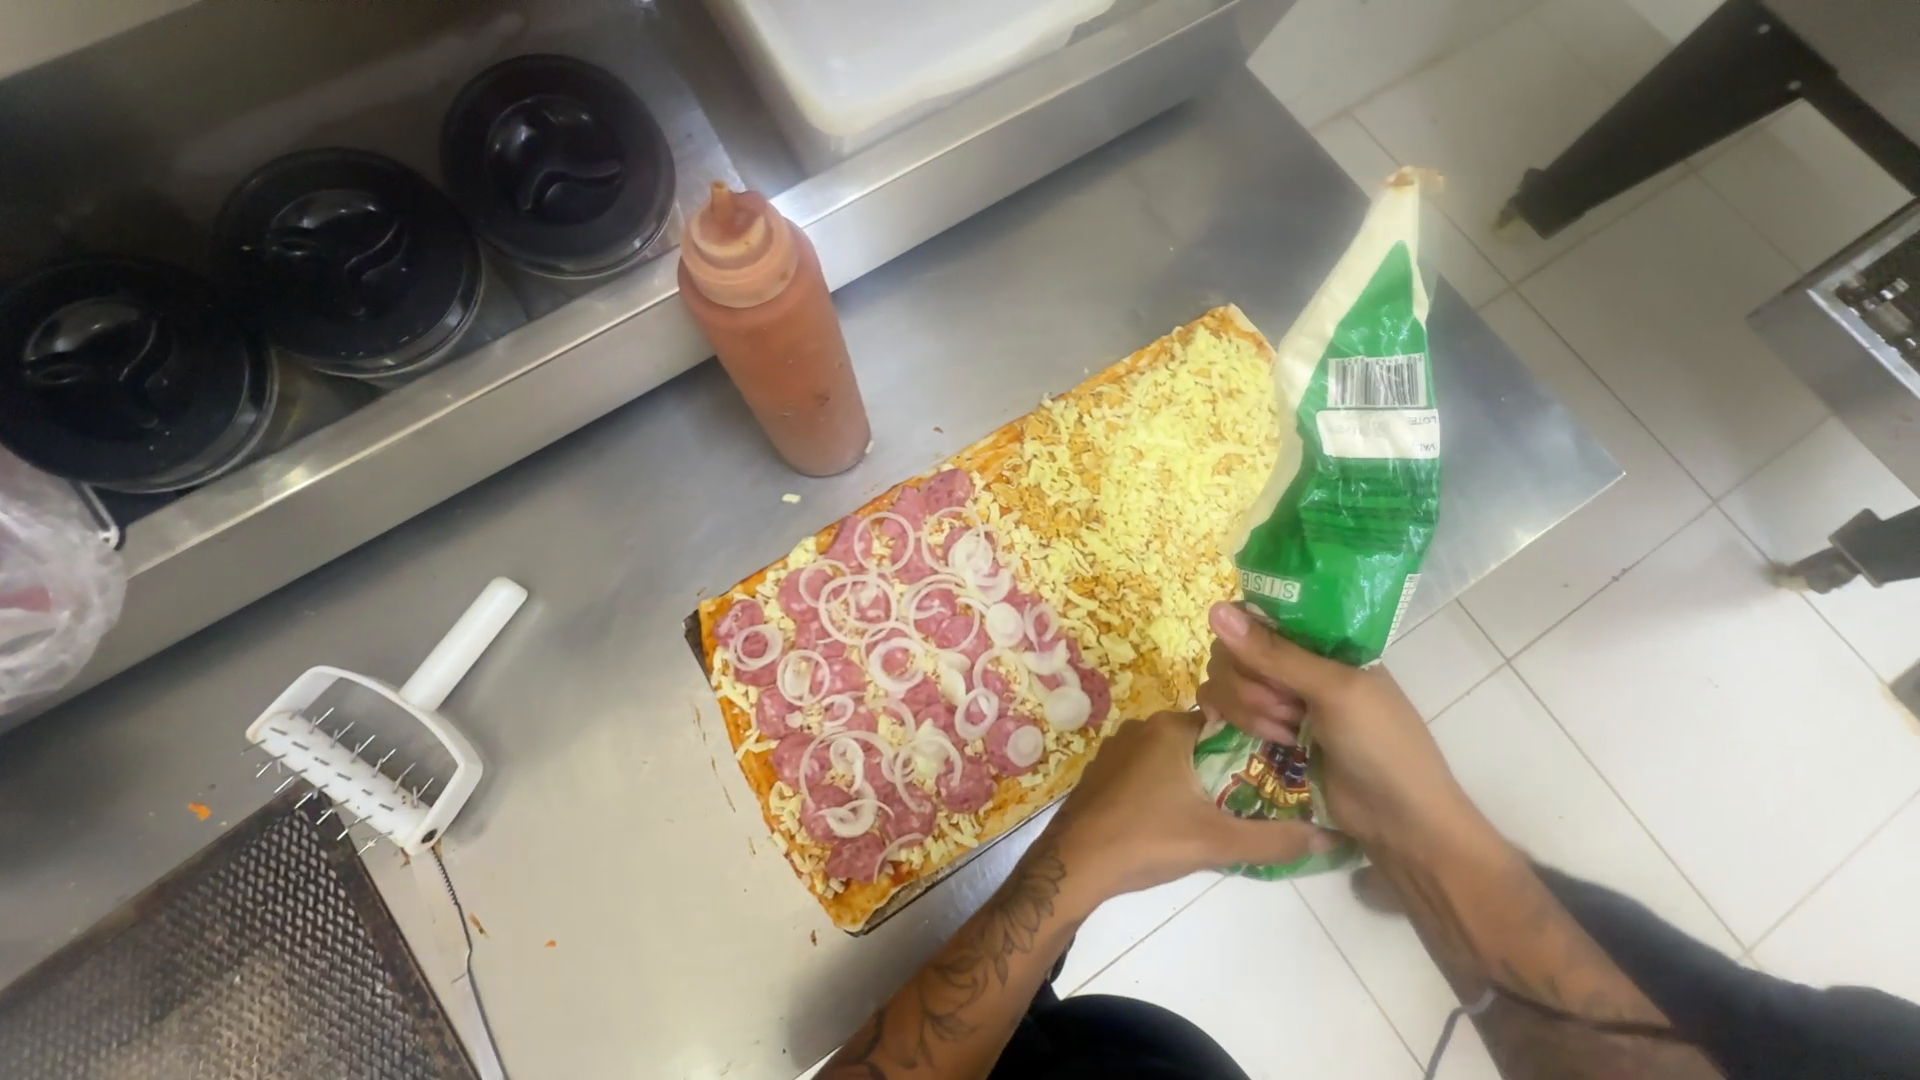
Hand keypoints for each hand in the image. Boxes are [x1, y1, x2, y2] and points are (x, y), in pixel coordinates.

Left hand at [1046, 710, 1339, 900]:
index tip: (1277, 774)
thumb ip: (1275, 839)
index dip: (1254, 747)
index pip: (1227, 723)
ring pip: (1170, 757)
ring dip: (1192, 779)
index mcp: (1170, 728)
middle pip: (1199, 741)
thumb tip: (1331, 835)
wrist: (1073, 864)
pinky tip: (1173, 819)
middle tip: (1252, 801)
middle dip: (1224, 768)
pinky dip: (1163, 788)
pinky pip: (1145, 771)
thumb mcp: (1218, 842)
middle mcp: (1141, 728)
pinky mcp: (1100, 773)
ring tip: (1218, 813)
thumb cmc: (1146, 841)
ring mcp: (1115, 750)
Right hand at [1196, 602, 1487, 857]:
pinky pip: (1224, 710)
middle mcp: (1295, 665)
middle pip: (1234, 651)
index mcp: (1321, 642)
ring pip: (1224, 681)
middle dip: (1250, 683)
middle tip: (1289, 708)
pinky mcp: (1263, 731)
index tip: (1264, 664)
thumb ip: (1273, 653)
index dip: (1249, 638)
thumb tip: (1215, 608)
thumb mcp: (1333, 690)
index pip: (1259, 617)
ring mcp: (1278, 699)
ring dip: (1248, 709)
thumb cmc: (1381, 745)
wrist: (1398, 821)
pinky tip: (1267, 740)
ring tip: (1288, 733)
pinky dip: (1238, 723)